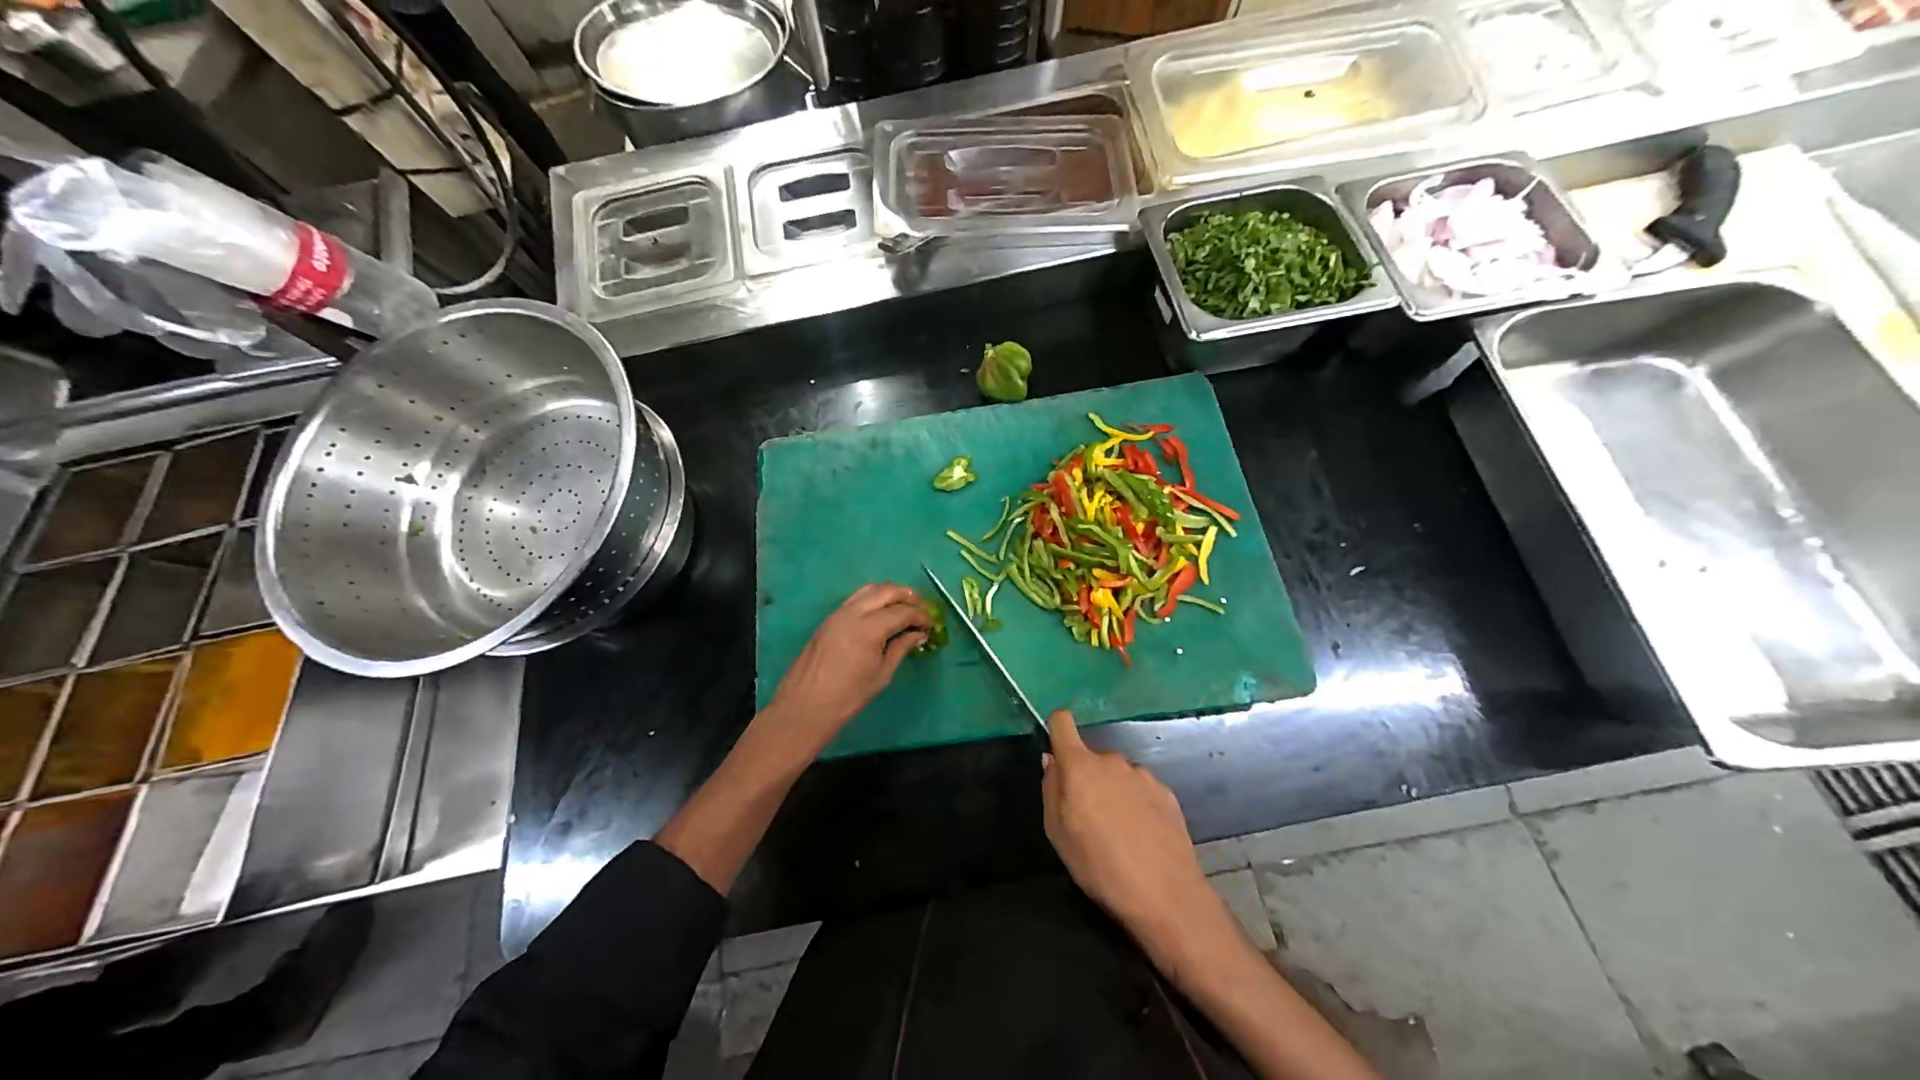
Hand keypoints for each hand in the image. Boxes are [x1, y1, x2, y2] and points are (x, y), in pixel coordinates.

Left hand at [766, 583, 929, 744]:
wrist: (806, 705)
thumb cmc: (849, 696)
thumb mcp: (882, 674)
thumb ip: (901, 648)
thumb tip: (919, 634)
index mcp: (869, 628)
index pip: (902, 611)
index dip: (920, 616)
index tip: (930, 624)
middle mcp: (853, 613)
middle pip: (886, 591)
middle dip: (907, 597)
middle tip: (920, 610)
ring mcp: (838, 613)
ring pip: (869, 590)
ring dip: (889, 594)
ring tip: (902, 608)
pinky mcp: (829, 619)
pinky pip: (855, 599)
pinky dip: (872, 599)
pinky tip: (880, 614)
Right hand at [1041, 709, 1223, 951]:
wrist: (1165, 894)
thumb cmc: (1098, 866)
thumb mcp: (1057, 833)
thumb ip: (1051, 789)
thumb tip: (1052, 760)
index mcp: (1080, 766)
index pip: (1062, 723)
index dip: (1056, 729)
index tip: (1056, 750)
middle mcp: (1112, 761)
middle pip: (1091, 757)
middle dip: (1086, 777)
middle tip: (1087, 817)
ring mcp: (1143, 775)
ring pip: (1117, 774)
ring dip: (1112, 790)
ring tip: (1118, 831)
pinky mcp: (1166, 792)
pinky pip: (1141, 789)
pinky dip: (1136, 803)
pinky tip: (1142, 836)